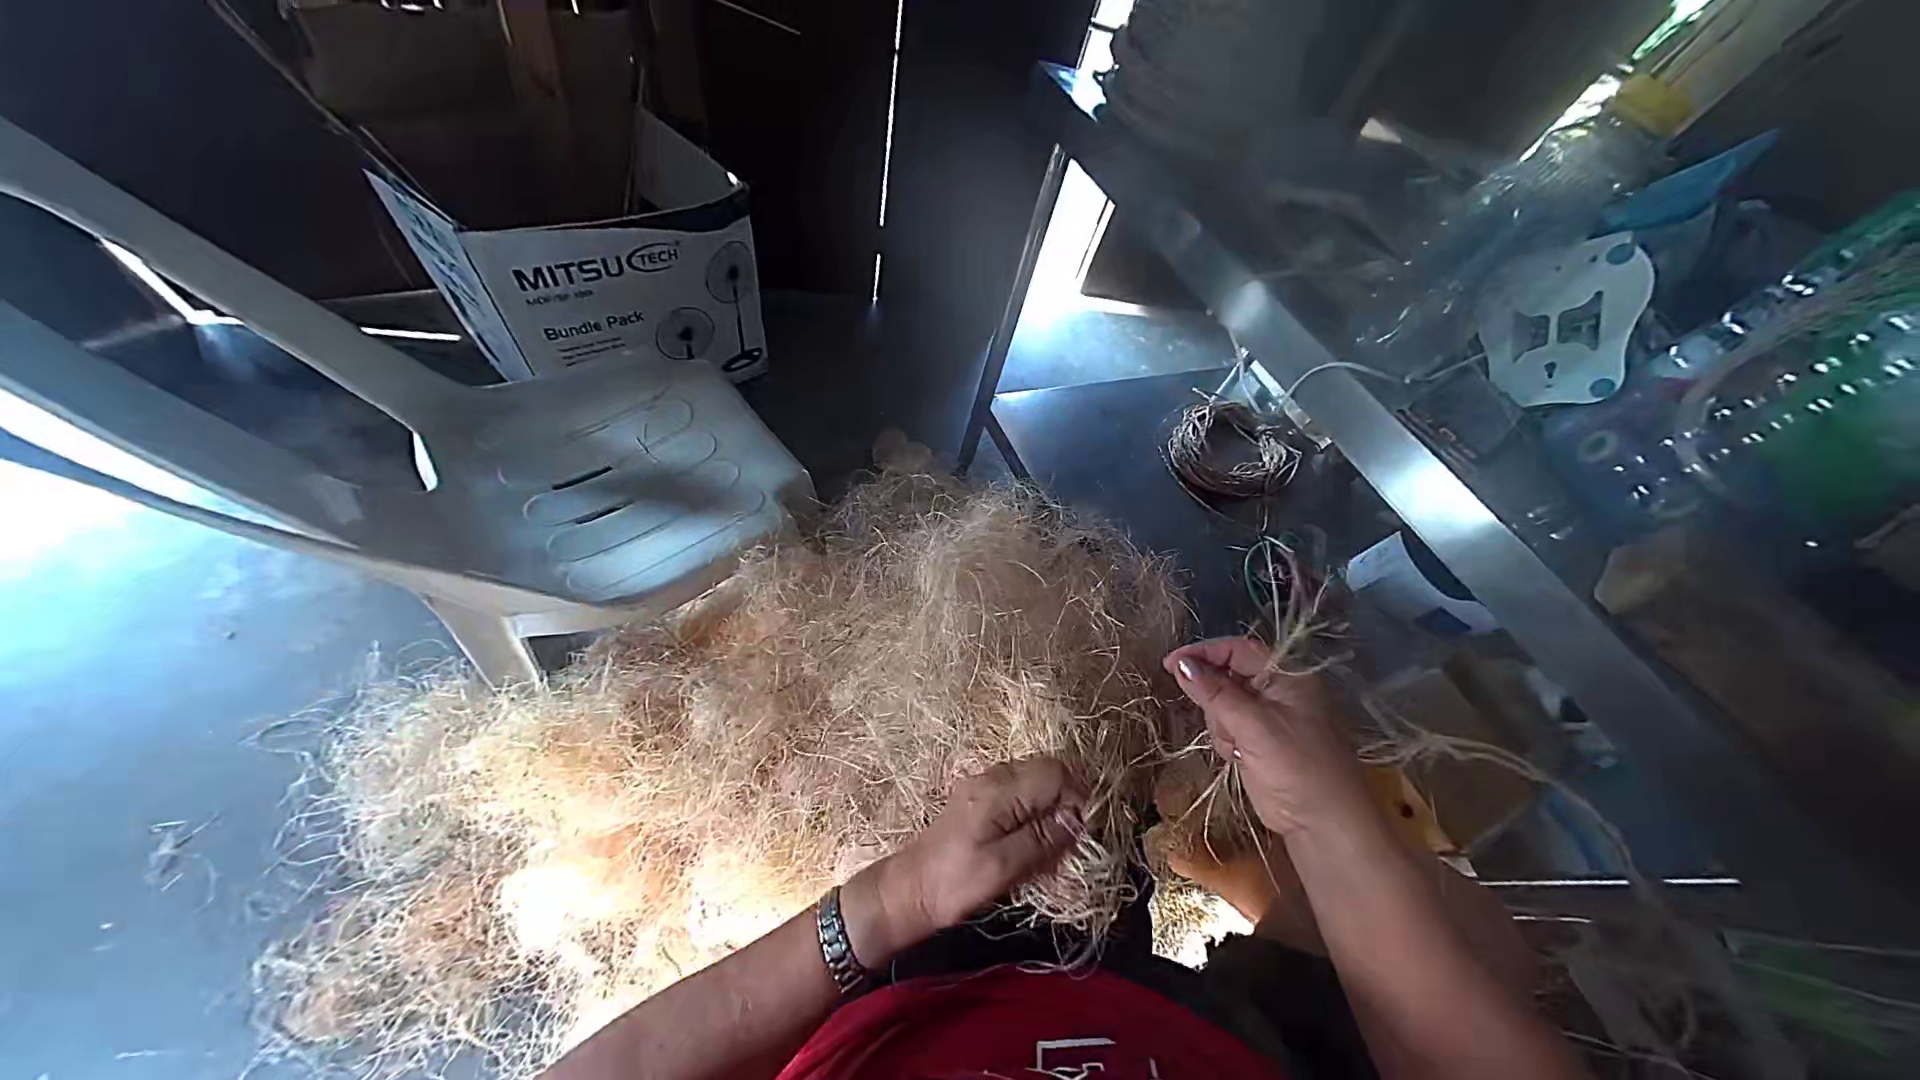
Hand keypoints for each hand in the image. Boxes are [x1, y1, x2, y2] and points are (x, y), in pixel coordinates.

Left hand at [841, 758, 1086, 965]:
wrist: (910, 889)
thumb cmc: (956, 883)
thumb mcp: (1003, 868)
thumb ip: (1041, 839)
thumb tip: (1077, 819)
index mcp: (998, 790)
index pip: (1055, 772)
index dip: (1077, 797)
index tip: (1082, 832)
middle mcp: (992, 776)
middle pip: (1047, 771)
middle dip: (1066, 802)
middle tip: (1069, 842)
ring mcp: (984, 783)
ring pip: (1035, 781)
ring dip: (1050, 808)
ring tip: (1050, 847)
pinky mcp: (980, 796)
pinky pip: (1019, 792)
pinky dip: (1033, 812)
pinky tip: (1029, 842)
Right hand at [1163, 637, 1371, 836]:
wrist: (1322, 824)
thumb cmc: (1298, 767)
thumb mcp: (1254, 726)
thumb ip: (1215, 692)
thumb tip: (1181, 664)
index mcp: (1287, 676)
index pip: (1237, 649)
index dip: (1204, 653)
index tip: (1172, 664)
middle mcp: (1276, 690)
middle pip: (1225, 675)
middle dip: (1215, 698)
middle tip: (1223, 723)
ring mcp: (1265, 715)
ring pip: (1219, 702)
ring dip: (1220, 723)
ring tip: (1239, 746)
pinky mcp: (1255, 738)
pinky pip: (1224, 725)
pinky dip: (1225, 739)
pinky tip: (1240, 757)